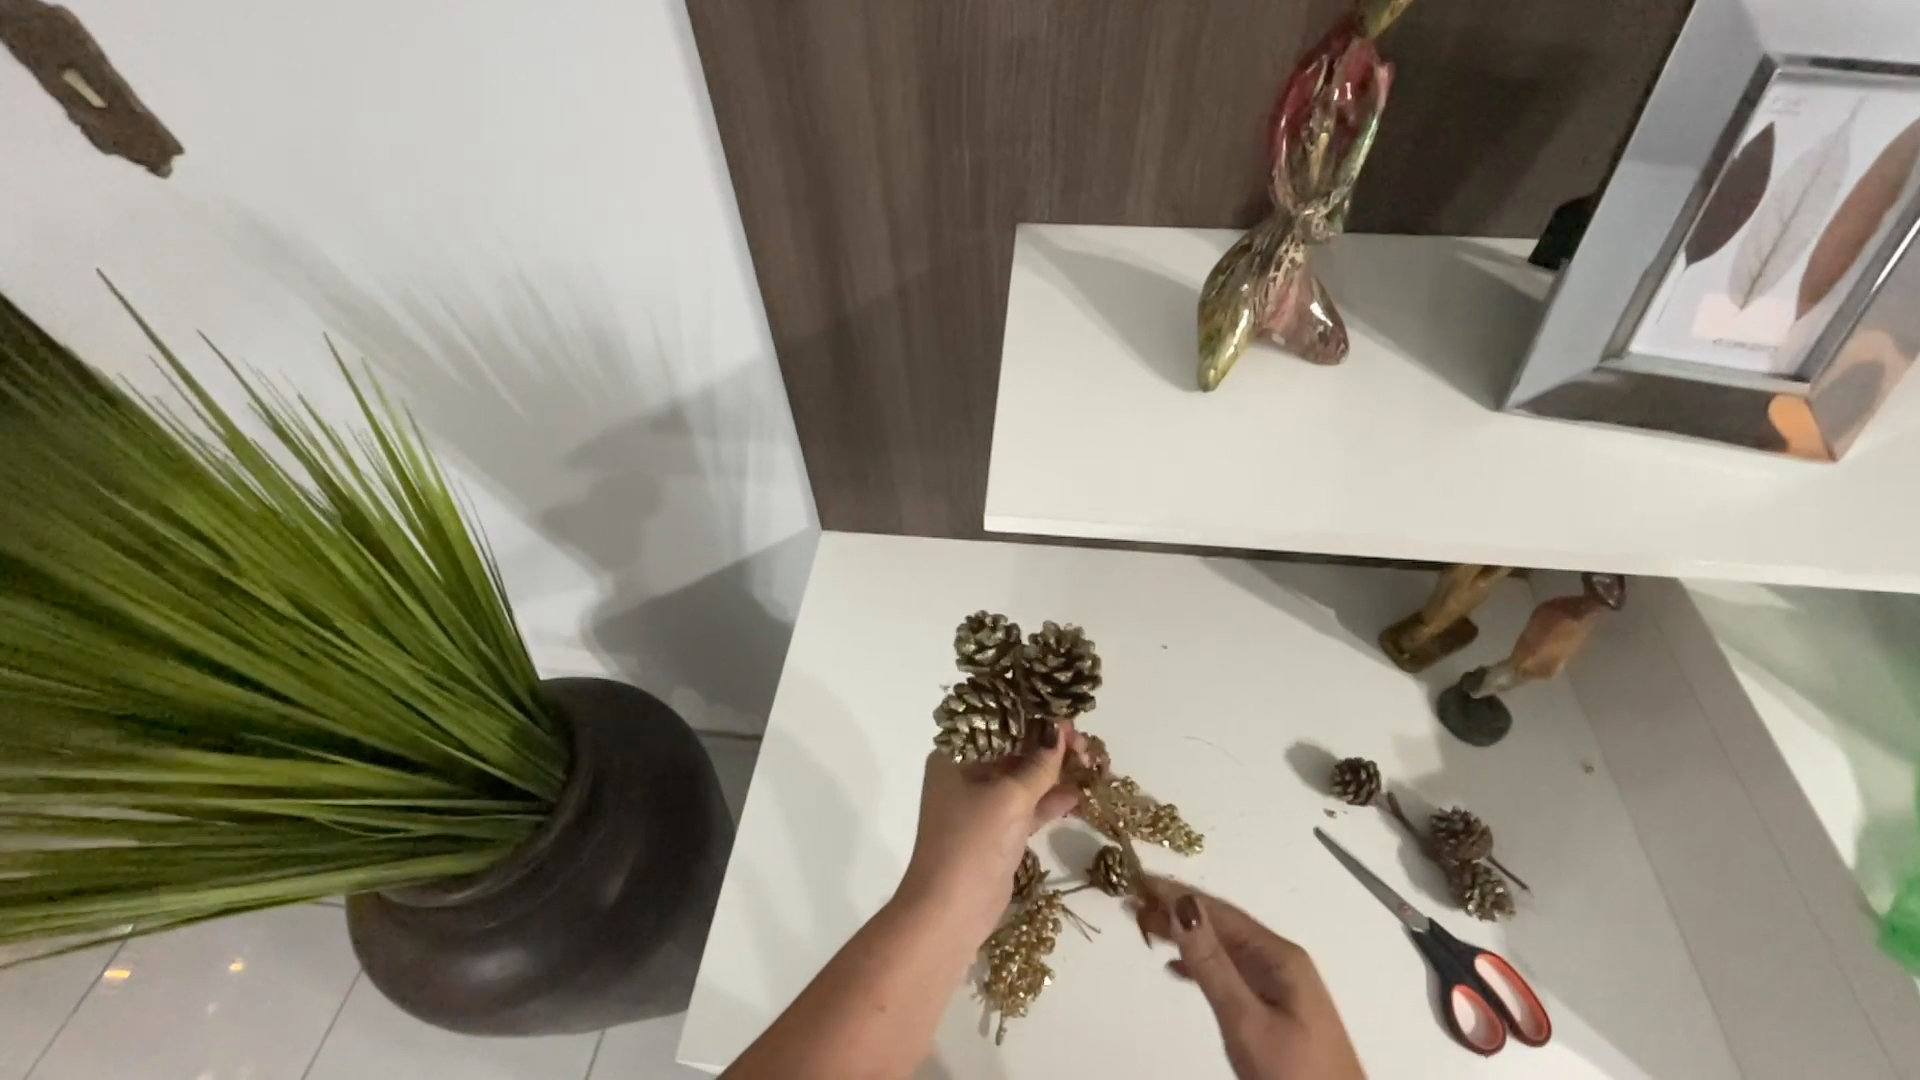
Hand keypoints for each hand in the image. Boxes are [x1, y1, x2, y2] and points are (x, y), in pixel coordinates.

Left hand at [897, 718, 1084, 938]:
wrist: (951, 911)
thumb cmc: (973, 842)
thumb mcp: (1010, 797)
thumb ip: (1039, 763)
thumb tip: (1059, 728)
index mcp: (955, 755)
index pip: (997, 724)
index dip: (1032, 718)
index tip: (1066, 716)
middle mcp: (965, 774)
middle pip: (1013, 749)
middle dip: (1048, 745)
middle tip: (1085, 742)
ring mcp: (981, 804)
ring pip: (1023, 778)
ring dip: (1054, 771)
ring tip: (1091, 761)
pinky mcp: (997, 831)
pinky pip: (1027, 806)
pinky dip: (1050, 799)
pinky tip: (1080, 792)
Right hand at [1135, 881, 1364, 1079]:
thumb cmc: (1293, 1078)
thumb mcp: (1246, 1021)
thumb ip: (1211, 964)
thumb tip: (1183, 905)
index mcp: (1279, 956)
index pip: (1219, 911)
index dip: (1177, 893)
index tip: (1136, 880)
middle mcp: (1280, 962)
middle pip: (1220, 925)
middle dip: (1176, 910)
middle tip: (1130, 902)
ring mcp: (1279, 988)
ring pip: (1223, 948)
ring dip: (1185, 935)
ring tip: (1143, 927)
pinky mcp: (1275, 1013)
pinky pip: (1229, 973)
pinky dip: (1199, 965)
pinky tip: (1176, 969)